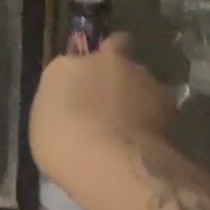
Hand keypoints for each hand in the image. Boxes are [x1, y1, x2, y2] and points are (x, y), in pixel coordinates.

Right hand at [31, 32, 175, 186]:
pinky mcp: (163, 93)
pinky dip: (156, 110)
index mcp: (63, 68)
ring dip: (136, 90)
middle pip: (113, 49)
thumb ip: (62, 108)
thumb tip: (74, 110)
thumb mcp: (45, 127)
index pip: (70, 62)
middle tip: (111, 95)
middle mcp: (101, 60)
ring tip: (133, 121)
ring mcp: (135, 73)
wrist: (108, 160)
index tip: (79, 95)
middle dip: (114, 66)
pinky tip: (150, 132)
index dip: (77, 76)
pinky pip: (159, 97)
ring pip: (139, 74)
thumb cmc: (62, 148)